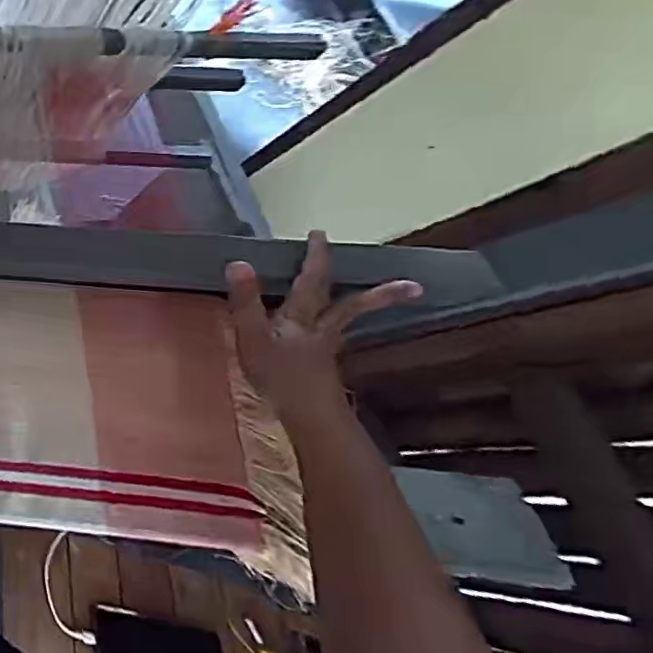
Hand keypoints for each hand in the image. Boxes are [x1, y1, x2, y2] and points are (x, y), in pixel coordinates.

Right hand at [224, 231, 422, 422]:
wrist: (310, 417)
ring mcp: (326, 348)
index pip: (311, 280)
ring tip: (397, 301)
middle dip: (378, 293)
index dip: (315, 258)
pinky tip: (337, 331)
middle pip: (350, 305)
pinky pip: (336, 335)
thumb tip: (240, 262)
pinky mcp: (323, 364)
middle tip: (412, 285)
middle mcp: (321, 328)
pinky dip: (341, 326)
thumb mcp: (250, 335)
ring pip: (349, 321)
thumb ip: (244, 301)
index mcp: (301, 317)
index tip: (320, 235)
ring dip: (372, 309)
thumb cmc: (277, 374)